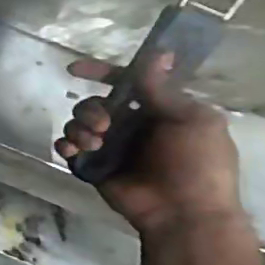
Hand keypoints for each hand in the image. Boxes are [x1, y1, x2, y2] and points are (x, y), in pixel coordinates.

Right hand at [53, 54, 242, 236]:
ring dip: (79, 127)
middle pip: (96, 103)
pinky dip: (66, 145)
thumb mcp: (192, 120)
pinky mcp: (95, 166)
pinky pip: (70, 148)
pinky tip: (72, 150)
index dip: (101, 73)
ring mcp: (112, 147)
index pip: (126, 83)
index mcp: (158, 111)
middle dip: (91, 109)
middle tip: (103, 126)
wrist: (185, 213)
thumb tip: (158, 51)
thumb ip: (164, 89)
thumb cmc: (198, 164)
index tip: (76, 70)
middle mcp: (132, 126)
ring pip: (79, 123)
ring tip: (93, 143)